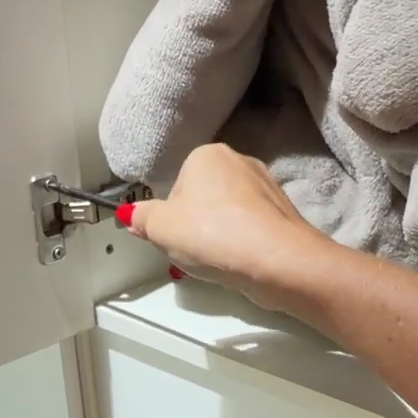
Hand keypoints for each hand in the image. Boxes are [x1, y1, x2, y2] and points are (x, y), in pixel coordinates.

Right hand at [121, 144, 337, 310]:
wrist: (275, 260)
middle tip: (194, 253)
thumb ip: (142, 219)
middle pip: (204, 199)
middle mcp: (239, 160)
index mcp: (206, 155)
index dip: (171, 217)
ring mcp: (266, 185)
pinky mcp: (284, 212)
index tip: (174, 240)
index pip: (177, 187)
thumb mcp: (160, 229)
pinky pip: (251, 227)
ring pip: (229, 214)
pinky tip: (240, 262)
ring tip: (219, 261)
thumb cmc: (211, 236)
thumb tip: (133, 215)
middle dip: (197, 226)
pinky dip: (242, 243)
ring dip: (220, 236)